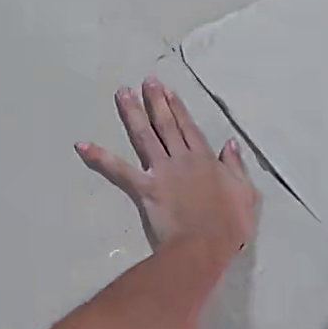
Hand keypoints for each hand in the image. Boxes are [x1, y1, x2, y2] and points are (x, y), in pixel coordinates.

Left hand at [76, 78, 258, 256]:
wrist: (205, 247)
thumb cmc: (229, 226)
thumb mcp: (245, 194)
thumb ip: (235, 167)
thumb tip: (230, 145)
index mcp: (205, 160)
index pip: (189, 128)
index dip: (177, 108)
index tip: (167, 91)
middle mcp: (182, 159)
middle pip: (166, 125)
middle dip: (155, 101)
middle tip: (145, 81)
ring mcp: (161, 172)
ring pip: (144, 137)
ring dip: (132, 114)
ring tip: (122, 93)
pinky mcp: (145, 189)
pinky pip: (119, 171)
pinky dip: (100, 157)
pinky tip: (82, 145)